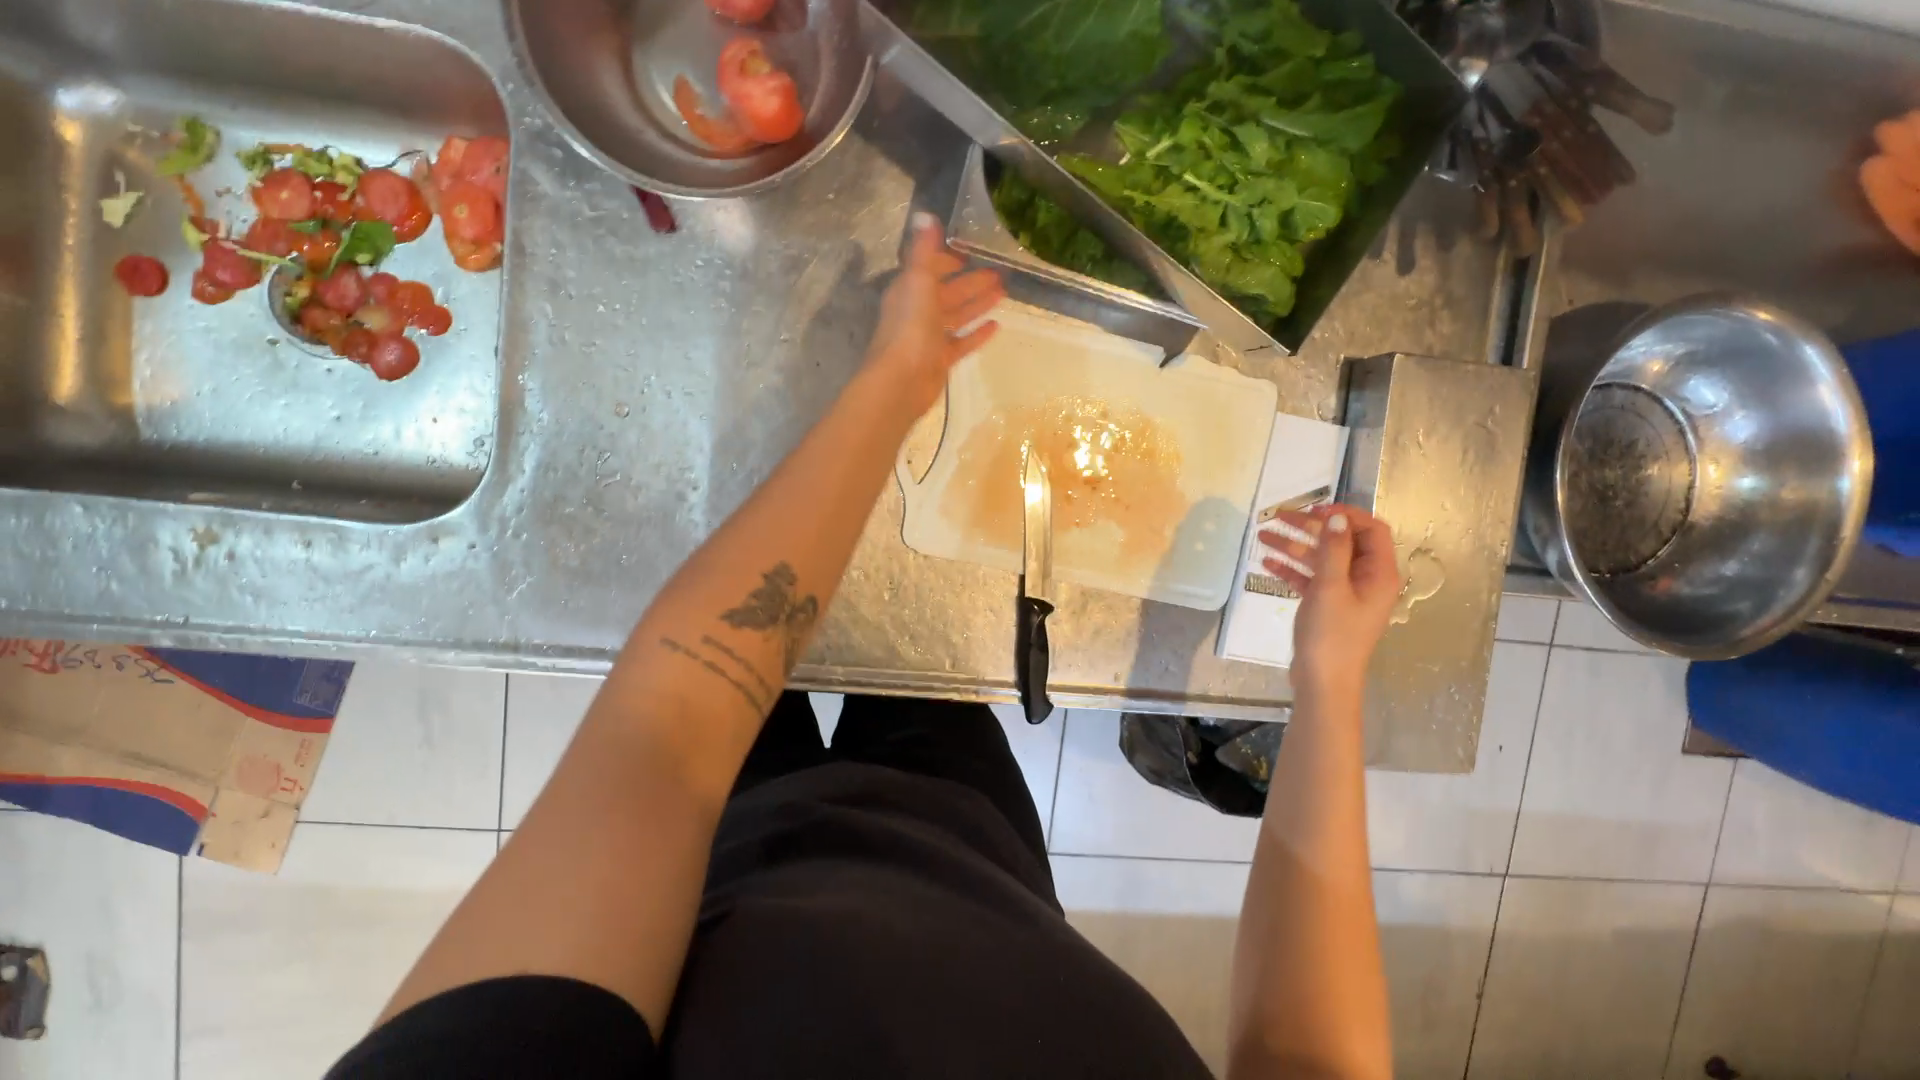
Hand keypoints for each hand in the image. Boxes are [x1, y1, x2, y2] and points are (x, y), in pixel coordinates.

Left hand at [866, 212, 1005, 416]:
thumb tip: (926, 215)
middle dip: (971, 280)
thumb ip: (924, 249)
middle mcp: (917, 310)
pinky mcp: (940, 359)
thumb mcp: (918, 280)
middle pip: (948, 291)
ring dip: (978, 303)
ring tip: (1004, 293)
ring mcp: (929, 337)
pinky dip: (977, 333)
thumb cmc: (910, 326)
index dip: (948, 258)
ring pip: (957, 314)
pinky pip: (962, 342)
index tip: (971, 251)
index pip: (929, 268)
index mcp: (909, 289)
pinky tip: (997, 326)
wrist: (902, 380)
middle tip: (1000, 273)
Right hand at [1260, 504, 1401, 700]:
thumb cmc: (1332, 635)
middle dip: (1310, 528)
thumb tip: (1336, 516)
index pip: (1370, 530)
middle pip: (1341, 542)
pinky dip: (1291, 570)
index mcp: (1379, 573)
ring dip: (1294, 547)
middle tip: (1279, 517)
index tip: (1314, 509)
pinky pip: (1311, 579)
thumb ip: (1333, 549)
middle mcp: (1367, 580)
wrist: (1324, 683)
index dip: (1345, 515)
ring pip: (1321, 560)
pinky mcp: (1327, 607)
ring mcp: (1346, 594)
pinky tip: (1266, 564)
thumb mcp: (1330, 587)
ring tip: (1262, 536)